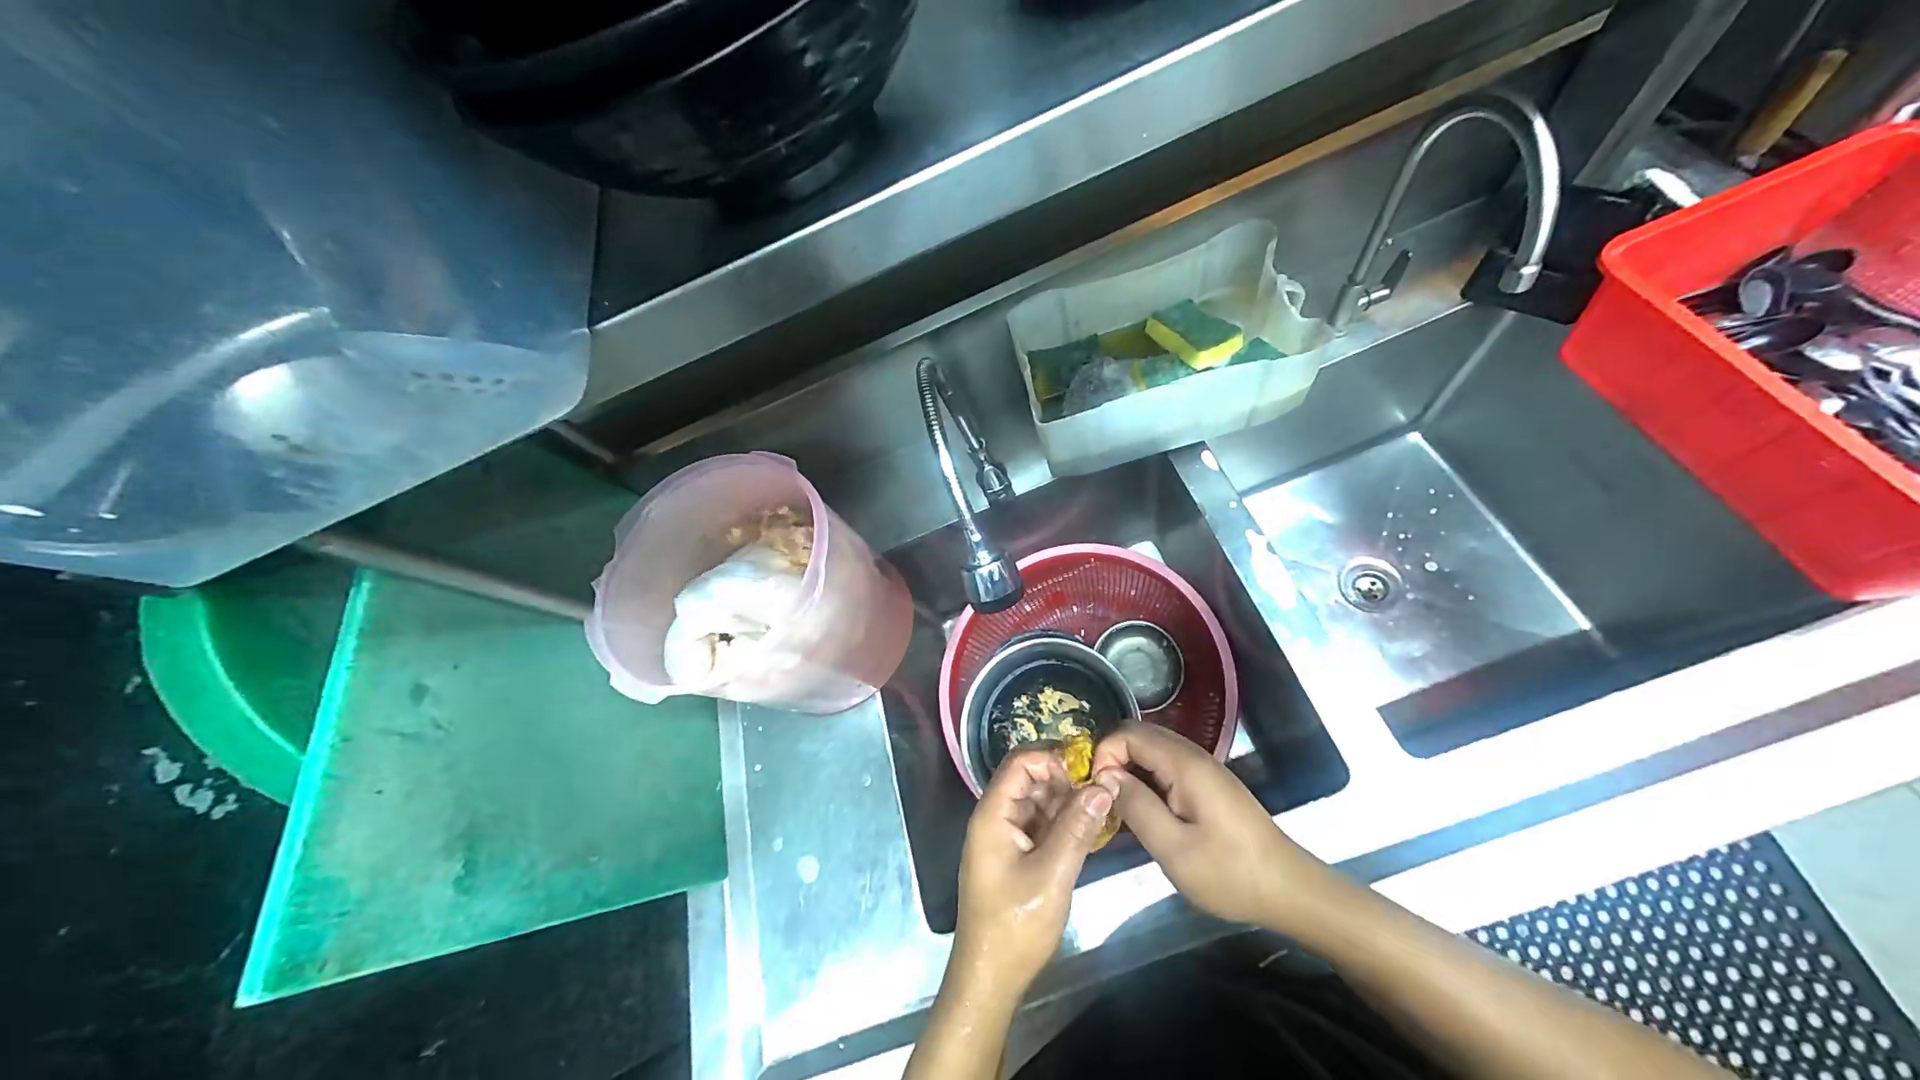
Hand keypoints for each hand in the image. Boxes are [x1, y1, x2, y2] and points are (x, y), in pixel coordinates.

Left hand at [949, 747, 1119, 1002]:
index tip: (1089, 768)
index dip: (1052, 758)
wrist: (991, 977)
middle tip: (1103, 789)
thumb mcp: (1052, 875)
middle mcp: (995, 819)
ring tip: (1103, 808)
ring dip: (1067, 801)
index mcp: (993, 815)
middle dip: (1065, 779)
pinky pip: (1040, 825)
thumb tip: (1102, 786)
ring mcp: (1005, 838)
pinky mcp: (1016, 856)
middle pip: (1028, 779)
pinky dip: (1063, 823)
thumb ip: (1077, 828)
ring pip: (1037, 802)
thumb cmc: (1015, 925)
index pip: (1020, 763)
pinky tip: (1091, 830)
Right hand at [1091, 723, 1340, 932]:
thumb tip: (1103, 777)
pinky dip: (1146, 779)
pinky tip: (1145, 812)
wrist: (1289, 891)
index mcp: (1184, 764)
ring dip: (1128, 771)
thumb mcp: (1173, 847)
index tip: (1098, 792)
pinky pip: (1166, 766)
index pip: (1128, 732)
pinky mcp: (1208, 785)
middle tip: (1102, 799)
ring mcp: (1204, 769)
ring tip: (1118, 808)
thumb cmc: (1230, 873)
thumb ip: (1135, 805)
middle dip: (1112, 760)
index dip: (1104, 754)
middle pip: (1139, 736)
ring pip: (1152, 751)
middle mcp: (1194, 756)